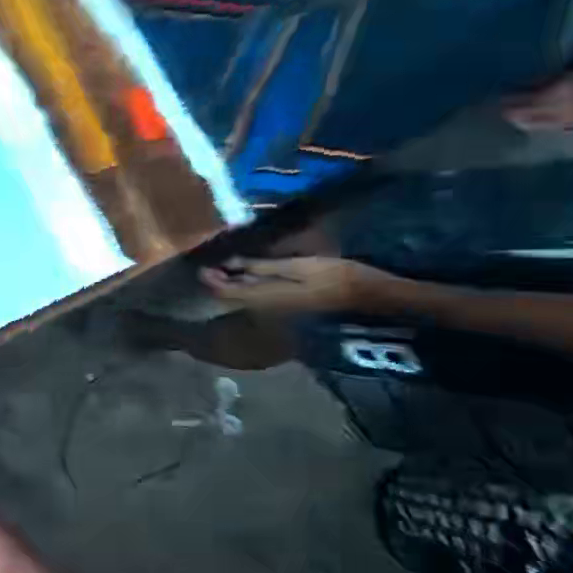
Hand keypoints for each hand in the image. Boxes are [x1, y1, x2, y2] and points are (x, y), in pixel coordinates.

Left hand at [201, 255, 403, 313]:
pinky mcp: (288, 307)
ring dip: (233, 283)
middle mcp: (264, 306)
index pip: (225, 291)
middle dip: (219, 281)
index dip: (210, 279)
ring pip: (245, 297)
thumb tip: (229, 262)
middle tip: (211, 265)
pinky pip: (259, 296)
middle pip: (233, 296)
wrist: (371, 299)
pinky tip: (251, 275)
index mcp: (262, 296)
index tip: (202, 266)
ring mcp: (277, 309)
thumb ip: (261, 266)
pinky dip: (248, 285)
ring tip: (226, 267)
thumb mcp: (296, 266)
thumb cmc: (334, 277)